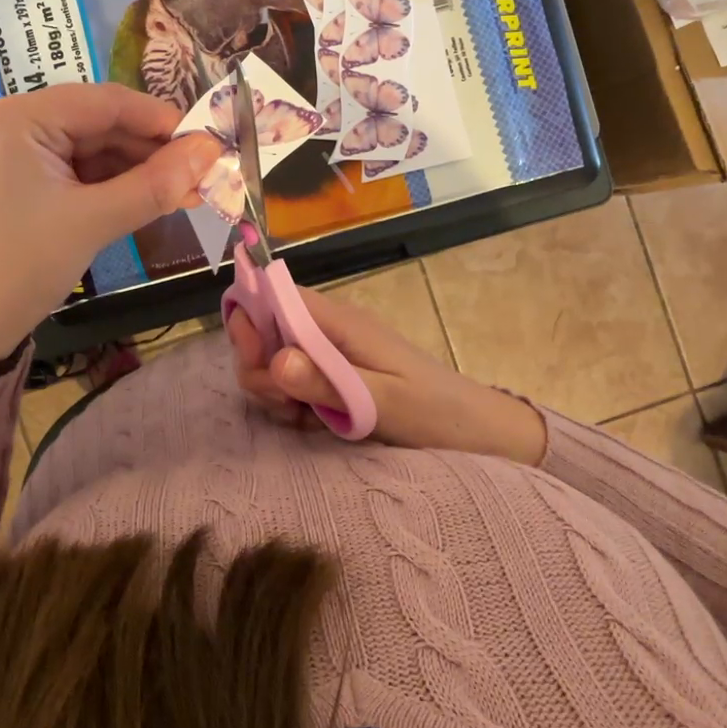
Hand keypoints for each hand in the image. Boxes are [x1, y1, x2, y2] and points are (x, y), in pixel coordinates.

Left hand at [0, 84, 221, 365]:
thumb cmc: (24, 265)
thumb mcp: (95, 222)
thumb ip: (156, 183)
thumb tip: (211, 149)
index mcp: (20, 117)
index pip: (106, 101)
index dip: (161, 119)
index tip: (209, 141)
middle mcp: (13, 121)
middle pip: (99, 122)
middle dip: (151, 150)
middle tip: (202, 174)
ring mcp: (14, 151)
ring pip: (91, 147)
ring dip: (136, 169)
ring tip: (184, 192)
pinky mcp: (20, 179)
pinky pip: (76, 169)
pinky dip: (111, 184)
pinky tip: (148, 199)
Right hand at [227, 286, 546, 464]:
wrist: (476, 432)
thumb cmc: (434, 411)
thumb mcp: (381, 401)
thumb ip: (326, 382)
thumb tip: (276, 361)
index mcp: (338, 322)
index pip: (275, 294)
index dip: (250, 318)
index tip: (254, 360)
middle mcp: (328, 331)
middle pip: (265, 332)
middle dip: (259, 369)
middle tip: (285, 404)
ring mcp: (329, 355)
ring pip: (273, 363)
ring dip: (274, 392)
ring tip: (303, 418)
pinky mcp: (332, 379)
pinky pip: (292, 386)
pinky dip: (291, 405)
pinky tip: (312, 424)